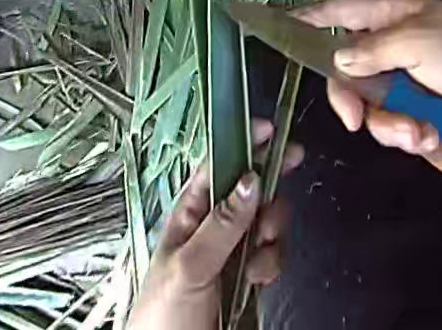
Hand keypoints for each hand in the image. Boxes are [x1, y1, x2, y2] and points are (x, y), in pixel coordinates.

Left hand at [127, 120, 302, 329]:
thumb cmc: (162, 321)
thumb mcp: (189, 268)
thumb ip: (222, 223)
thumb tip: (251, 177)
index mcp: (190, 213)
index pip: (220, 163)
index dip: (244, 141)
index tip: (271, 130)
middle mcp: (213, 226)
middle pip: (251, 187)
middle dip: (268, 189)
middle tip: (280, 190)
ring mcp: (232, 252)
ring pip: (267, 218)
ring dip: (271, 230)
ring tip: (259, 254)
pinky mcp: (247, 278)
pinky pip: (272, 253)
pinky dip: (272, 261)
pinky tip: (258, 278)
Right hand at [296, 0, 441, 156]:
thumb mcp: (417, 43)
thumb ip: (372, 51)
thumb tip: (336, 59)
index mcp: (391, 15)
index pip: (339, 11)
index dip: (309, 17)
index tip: (275, 24)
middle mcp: (391, 44)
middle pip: (346, 70)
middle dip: (351, 98)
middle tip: (353, 118)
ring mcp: (404, 79)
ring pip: (368, 105)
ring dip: (390, 124)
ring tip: (420, 133)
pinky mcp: (417, 109)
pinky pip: (392, 124)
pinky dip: (407, 134)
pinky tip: (431, 136)